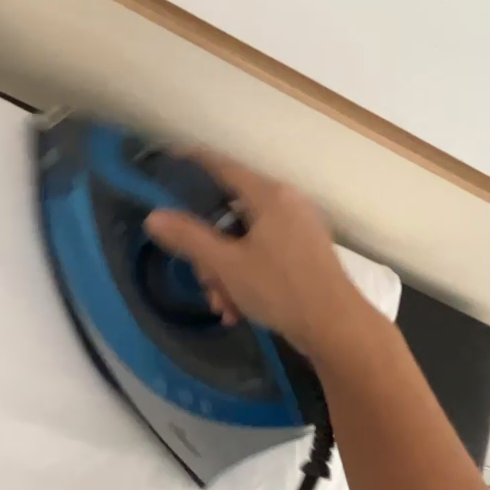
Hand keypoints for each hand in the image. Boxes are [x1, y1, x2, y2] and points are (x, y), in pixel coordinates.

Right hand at [142, 153, 373, 359]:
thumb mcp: (225, 264)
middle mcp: (285, 204)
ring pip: (241, 240)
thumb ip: (188, 237)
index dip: (192, 164)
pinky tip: (236, 309)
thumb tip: (153, 216)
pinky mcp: (302, 253)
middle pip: (227, 214)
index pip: (222, 167)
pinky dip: (242, 278)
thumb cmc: (280, 289)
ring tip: (221, 303)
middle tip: (202, 278)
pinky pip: (259, 256)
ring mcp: (296, 228)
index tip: (165, 162)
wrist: (336, 327)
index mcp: (269, 196)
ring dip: (223, 273)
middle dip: (207, 251)